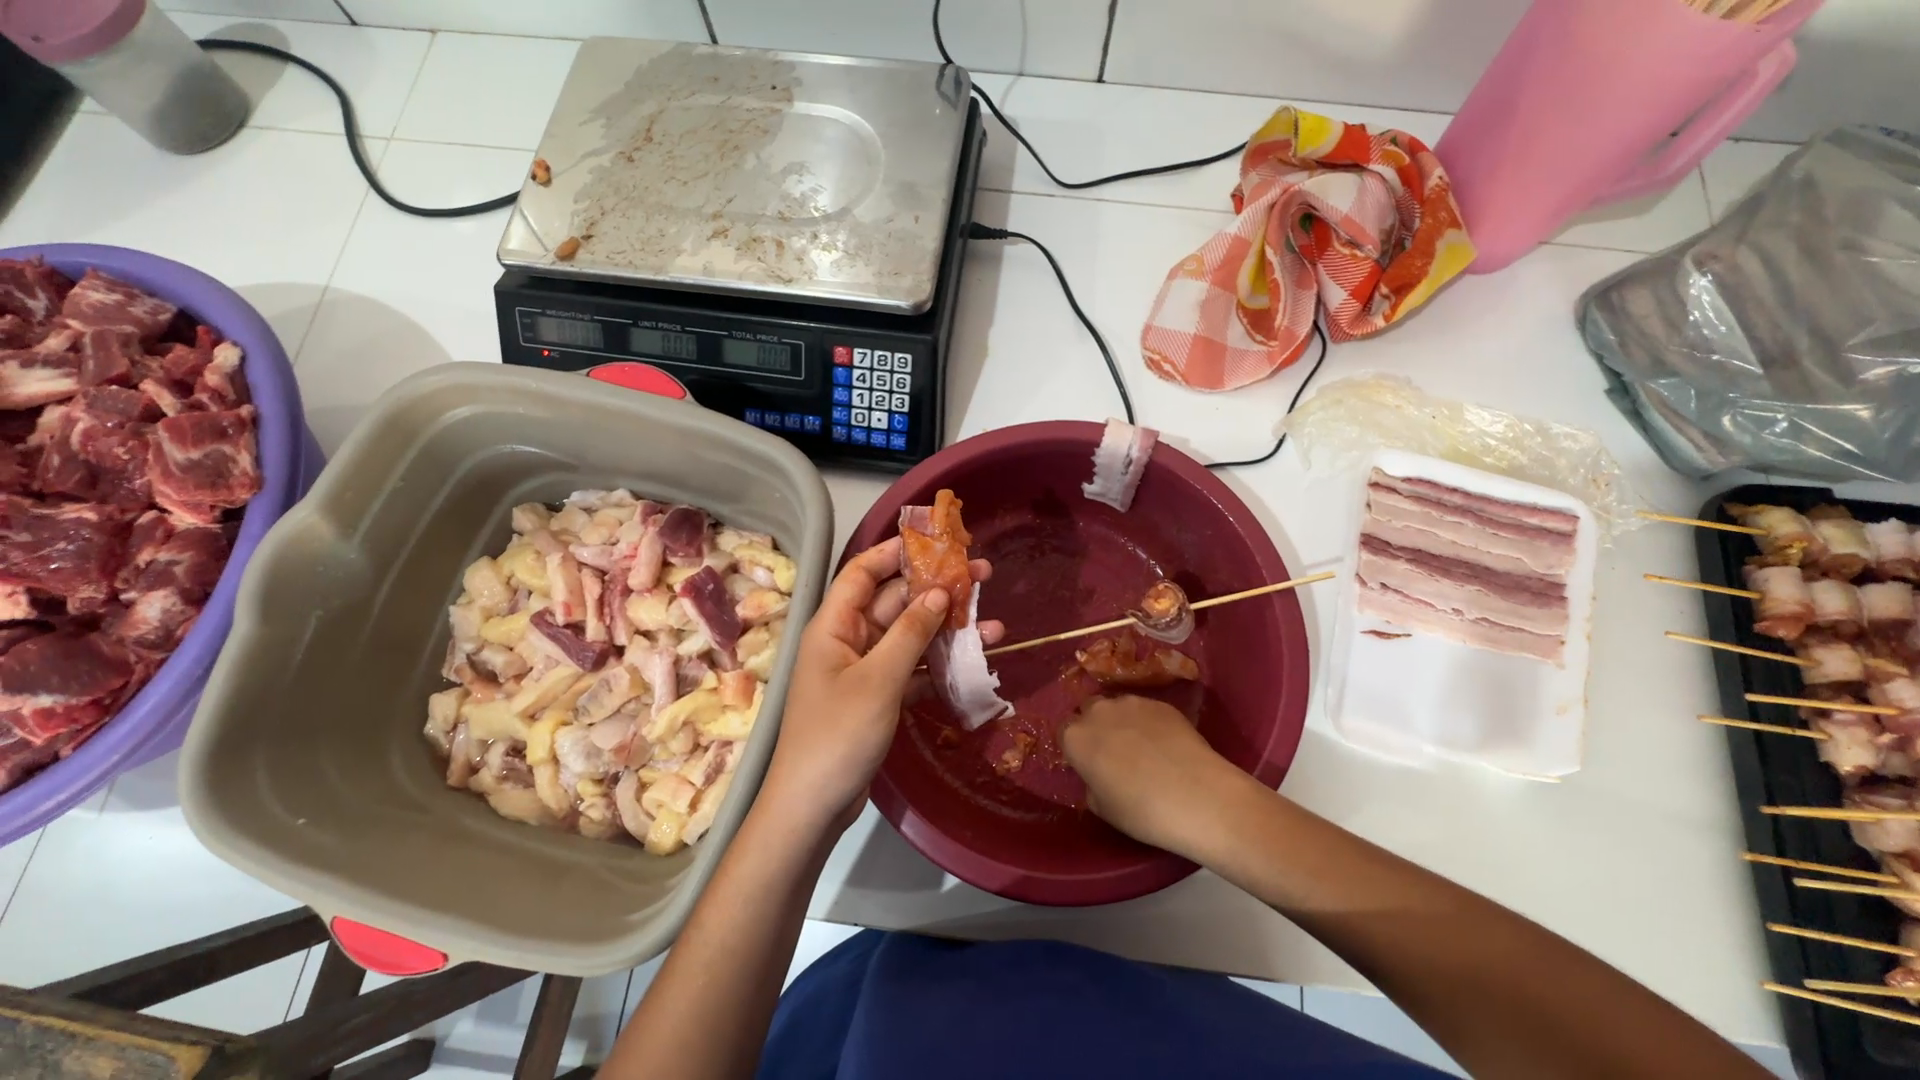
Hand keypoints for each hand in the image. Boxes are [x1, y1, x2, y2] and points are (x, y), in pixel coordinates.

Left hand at [763, 537, 997, 835]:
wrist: (814, 805)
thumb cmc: (838, 734)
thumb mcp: (878, 680)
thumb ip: (910, 633)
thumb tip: (939, 592)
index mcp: (834, 625)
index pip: (863, 572)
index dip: (897, 552)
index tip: (938, 540)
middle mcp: (848, 641)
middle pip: (895, 602)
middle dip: (937, 590)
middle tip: (984, 576)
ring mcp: (864, 671)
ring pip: (910, 637)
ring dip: (947, 630)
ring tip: (993, 622)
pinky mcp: (878, 699)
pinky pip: (913, 670)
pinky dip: (940, 666)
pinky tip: (975, 662)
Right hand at [1062, 695, 1249, 858]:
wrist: (1199, 797)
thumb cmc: (1142, 811)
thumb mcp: (1102, 808)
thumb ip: (1091, 783)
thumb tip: (1099, 774)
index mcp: (1076, 737)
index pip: (1064, 731)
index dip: (1075, 747)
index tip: (1088, 763)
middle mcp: (1099, 711)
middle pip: (1089, 711)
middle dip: (1096, 727)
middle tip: (1113, 753)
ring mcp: (1133, 703)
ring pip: (1119, 707)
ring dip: (1122, 722)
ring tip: (1143, 748)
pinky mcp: (1163, 704)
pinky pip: (1146, 711)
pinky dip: (1150, 723)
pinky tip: (1166, 746)